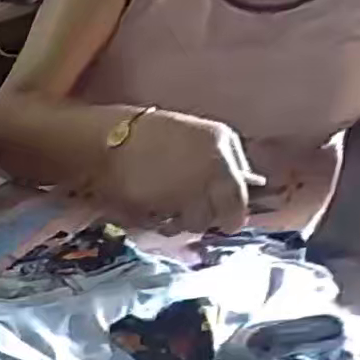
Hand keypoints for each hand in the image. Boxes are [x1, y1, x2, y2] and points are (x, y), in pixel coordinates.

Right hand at [92, 109, 264, 235]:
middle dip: (202, 222)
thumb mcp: (211, 138)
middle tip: (196, 218)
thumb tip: (243, 185)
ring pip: (181, 226)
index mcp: (220, 164)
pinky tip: (155, 210)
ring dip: (179, 224)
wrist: (116, 141)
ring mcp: (170, 199)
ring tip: (172, 216)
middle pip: (205, 220)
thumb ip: (230, 162)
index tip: (230, 225)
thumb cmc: (165, 133)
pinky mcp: (144, 211)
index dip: (233, 219)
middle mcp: (199, 184)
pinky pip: (159, 224)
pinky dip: (159, 222)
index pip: (235, 203)